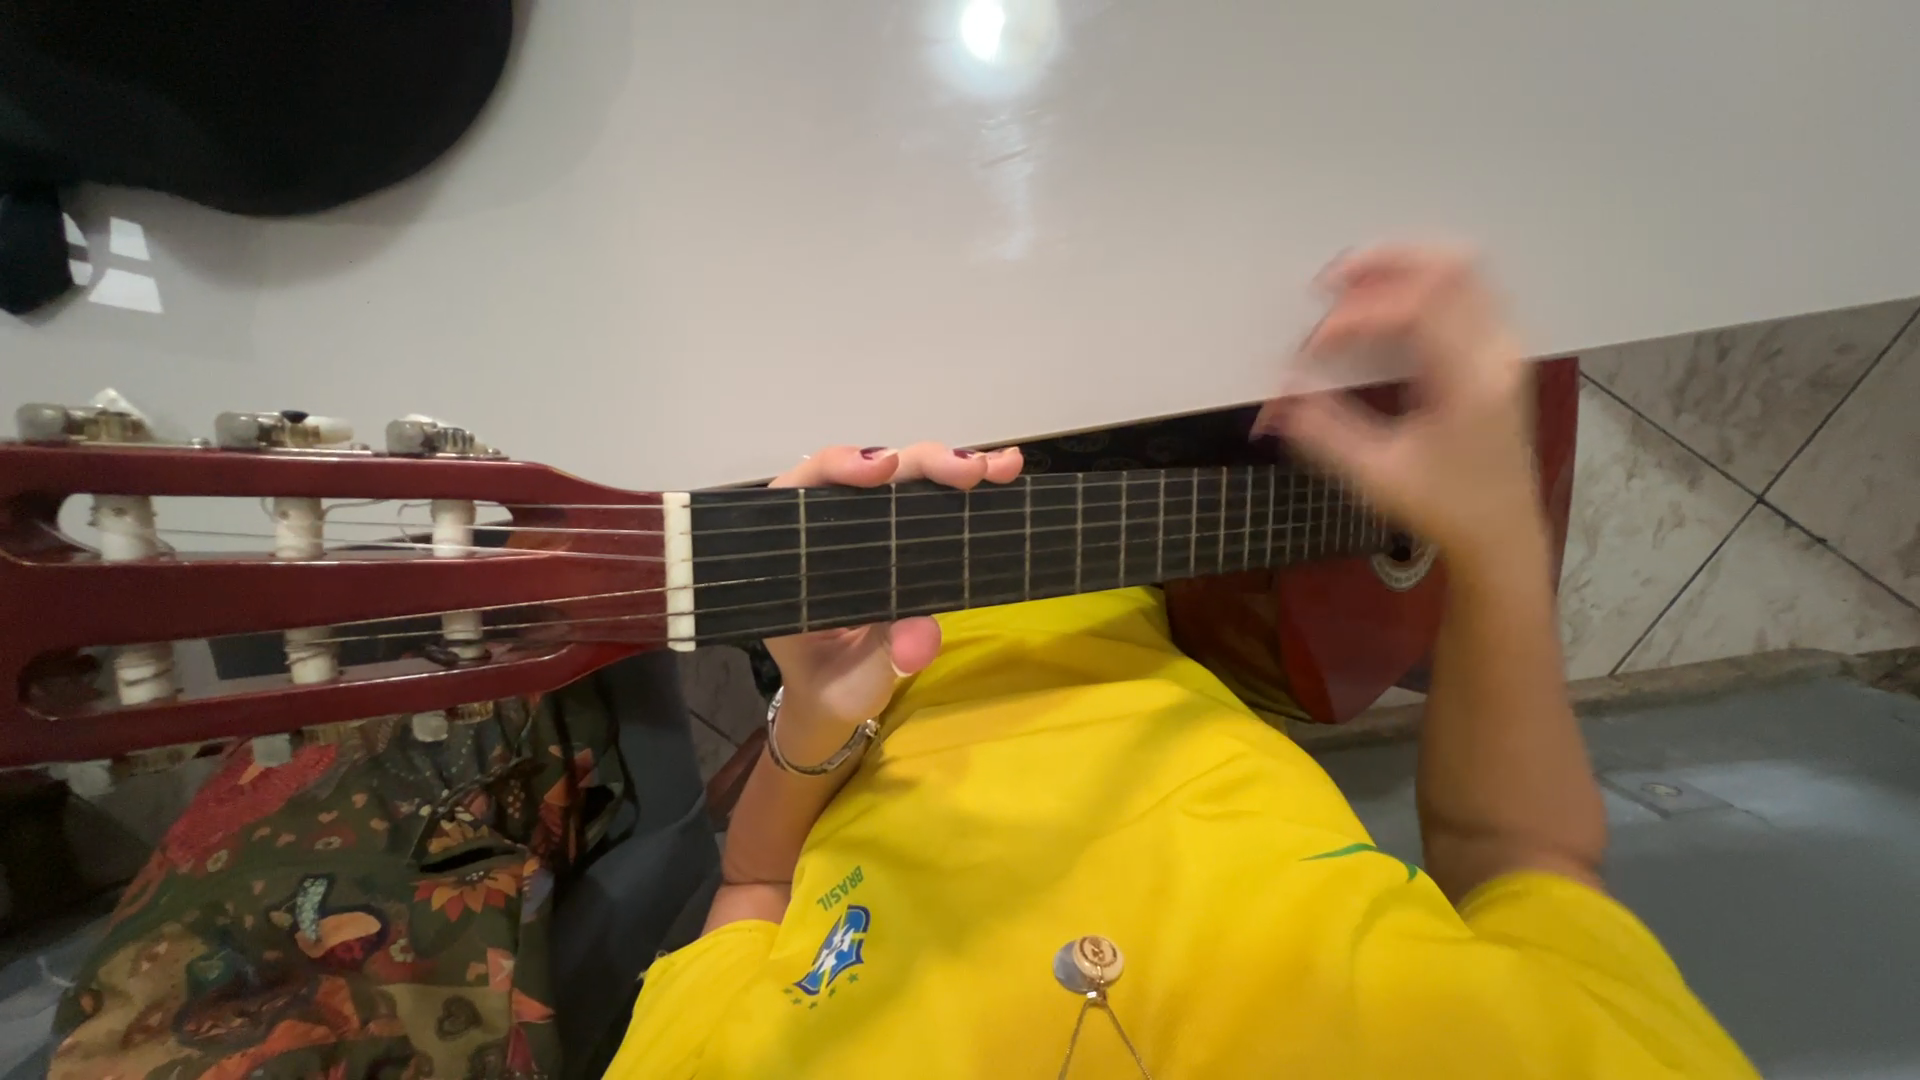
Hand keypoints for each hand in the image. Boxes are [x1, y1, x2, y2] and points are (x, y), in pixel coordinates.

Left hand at [763, 443, 1023, 733]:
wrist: (843, 693)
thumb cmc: (833, 680)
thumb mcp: (853, 678)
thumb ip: (881, 657)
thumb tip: (920, 642)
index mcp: (798, 552)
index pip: (806, 490)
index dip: (841, 466)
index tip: (882, 468)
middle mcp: (834, 524)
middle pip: (873, 473)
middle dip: (921, 463)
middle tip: (967, 470)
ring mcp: (875, 524)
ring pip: (909, 477)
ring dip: (953, 466)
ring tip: (1000, 467)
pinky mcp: (908, 533)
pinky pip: (936, 500)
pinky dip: (971, 485)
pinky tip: (1007, 471)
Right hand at [1255, 246, 1541, 558]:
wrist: (1500, 531)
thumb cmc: (1441, 507)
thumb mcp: (1374, 474)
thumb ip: (1322, 430)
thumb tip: (1278, 395)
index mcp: (1471, 381)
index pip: (1416, 311)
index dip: (1353, 318)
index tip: (1310, 349)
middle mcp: (1497, 349)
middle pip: (1451, 268)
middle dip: (1383, 265)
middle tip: (1328, 282)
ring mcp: (1502, 346)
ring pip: (1461, 272)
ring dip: (1401, 269)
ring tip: (1346, 286)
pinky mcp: (1493, 351)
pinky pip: (1462, 291)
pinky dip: (1416, 285)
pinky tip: (1378, 305)